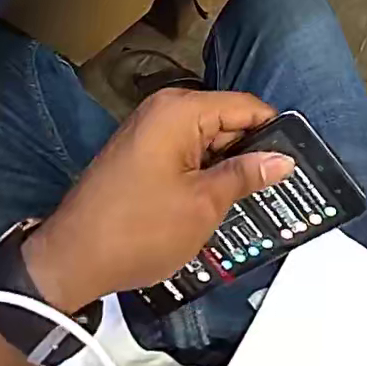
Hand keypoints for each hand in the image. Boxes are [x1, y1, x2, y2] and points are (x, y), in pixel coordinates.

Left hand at [25, 89, 295, 309]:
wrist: (71, 259)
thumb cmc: (136, 230)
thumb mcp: (203, 205)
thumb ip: (245, 174)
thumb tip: (281, 159)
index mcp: (180, 111)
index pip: (244, 106)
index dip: (274, 130)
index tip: (295, 158)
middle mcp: (164, 109)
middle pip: (226, 119)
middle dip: (250, 150)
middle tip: (277, 184)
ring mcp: (150, 128)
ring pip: (207, 137)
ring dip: (227, 164)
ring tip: (251, 195)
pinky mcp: (142, 149)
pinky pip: (186, 148)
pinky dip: (204, 169)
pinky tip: (218, 197)